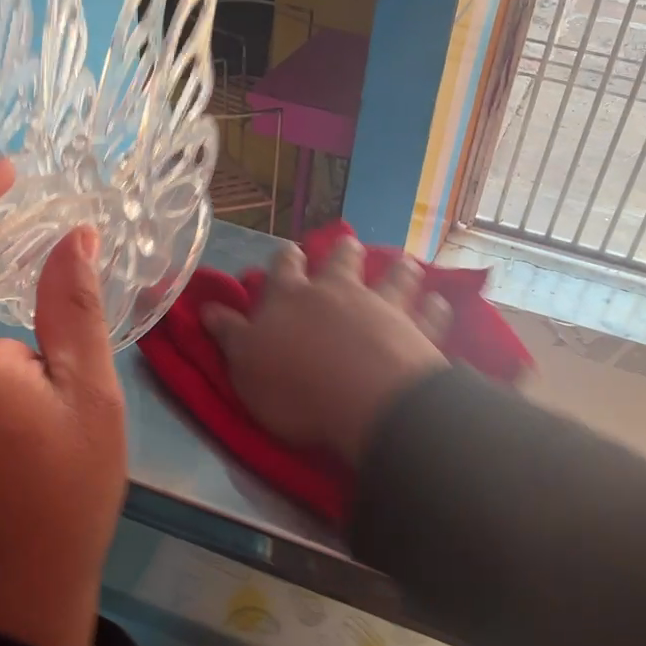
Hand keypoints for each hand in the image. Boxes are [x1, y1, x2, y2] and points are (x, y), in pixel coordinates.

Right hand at [202, 237, 449, 464]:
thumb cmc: (295, 389)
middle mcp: (337, 292)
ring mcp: (382, 306)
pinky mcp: (418, 329)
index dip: (285, 261)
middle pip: (340, 262)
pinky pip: (430, 312)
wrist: (365, 400)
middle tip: (346, 245)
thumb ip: (230, 336)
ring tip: (402, 262)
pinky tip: (439, 301)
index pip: (283, 270)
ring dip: (396, 269)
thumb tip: (207, 309)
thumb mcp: (246, 367)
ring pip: (392, 277)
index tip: (288, 253)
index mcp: (290, 299)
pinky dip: (434, 306)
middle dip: (341, 253)